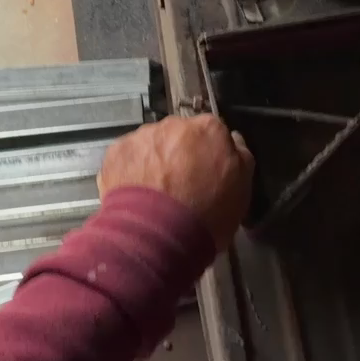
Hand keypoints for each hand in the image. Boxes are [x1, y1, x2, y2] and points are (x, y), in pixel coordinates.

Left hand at [98, 116, 254, 250]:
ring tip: (155, 192)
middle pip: (180, 134)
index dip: (210, 153)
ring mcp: (143, 136)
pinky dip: (131, 169)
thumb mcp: (242, 190)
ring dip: (155, 160)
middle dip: (180, 153)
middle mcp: (175, 124)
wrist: (156, 236)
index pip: (212, 132)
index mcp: (209, 128)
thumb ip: (241, 157)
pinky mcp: (116, 151)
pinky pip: (128, 155)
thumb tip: (234, 140)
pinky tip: (136, 192)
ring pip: (153, 143)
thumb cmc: (206, 215)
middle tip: (180, 185)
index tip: (207, 173)